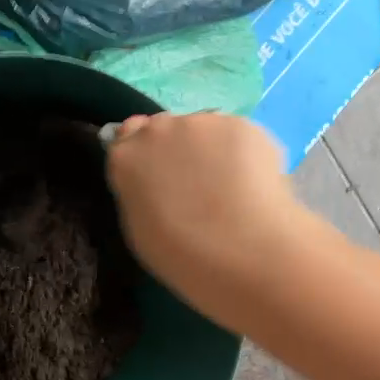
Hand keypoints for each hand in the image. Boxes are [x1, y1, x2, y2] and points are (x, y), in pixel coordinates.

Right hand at [105, 113, 313, 329]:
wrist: (248, 255)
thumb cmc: (184, 256)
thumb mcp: (139, 228)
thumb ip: (137, 191)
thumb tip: (150, 181)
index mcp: (126, 157)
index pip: (126, 137)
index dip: (144, 156)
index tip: (158, 175)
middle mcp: (157, 130)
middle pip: (163, 128)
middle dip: (175, 148)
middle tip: (196, 184)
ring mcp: (200, 123)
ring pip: (202, 129)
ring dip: (210, 148)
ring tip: (231, 186)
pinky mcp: (242, 125)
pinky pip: (236, 135)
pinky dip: (242, 152)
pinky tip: (254, 182)